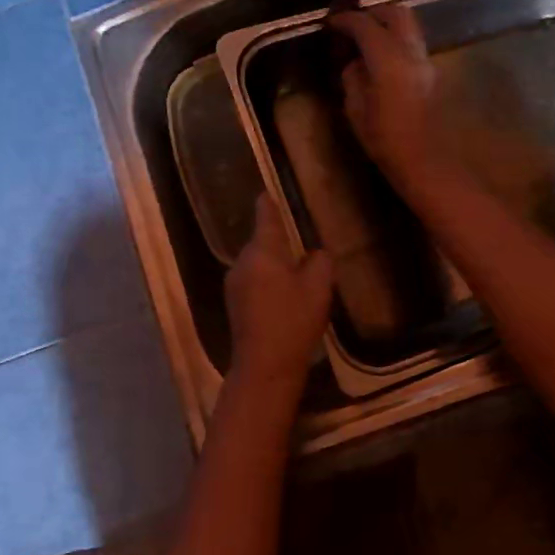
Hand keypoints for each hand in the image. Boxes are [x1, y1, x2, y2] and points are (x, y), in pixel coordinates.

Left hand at [225, 196, 333, 386]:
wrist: (265, 366)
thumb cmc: (293, 320)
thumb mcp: (318, 287)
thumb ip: (320, 261)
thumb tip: (315, 253)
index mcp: (261, 251)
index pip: (265, 214)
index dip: (270, 200)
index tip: (271, 188)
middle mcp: (242, 262)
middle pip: (262, 241)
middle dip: (279, 238)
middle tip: (302, 237)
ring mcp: (234, 284)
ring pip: (258, 263)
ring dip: (274, 262)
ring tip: (298, 269)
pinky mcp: (235, 304)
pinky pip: (254, 281)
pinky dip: (268, 281)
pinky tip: (285, 295)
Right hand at [327, 5, 443, 188]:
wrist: (427, 163)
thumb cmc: (386, 141)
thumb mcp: (357, 111)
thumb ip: (354, 79)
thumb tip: (355, 63)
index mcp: (388, 59)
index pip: (366, 25)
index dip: (346, 20)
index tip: (331, 22)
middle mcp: (411, 52)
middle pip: (396, 13)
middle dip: (373, 12)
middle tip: (352, 22)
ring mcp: (426, 62)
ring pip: (409, 27)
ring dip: (387, 25)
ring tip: (366, 39)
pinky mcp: (433, 74)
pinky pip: (413, 45)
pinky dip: (396, 41)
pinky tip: (382, 59)